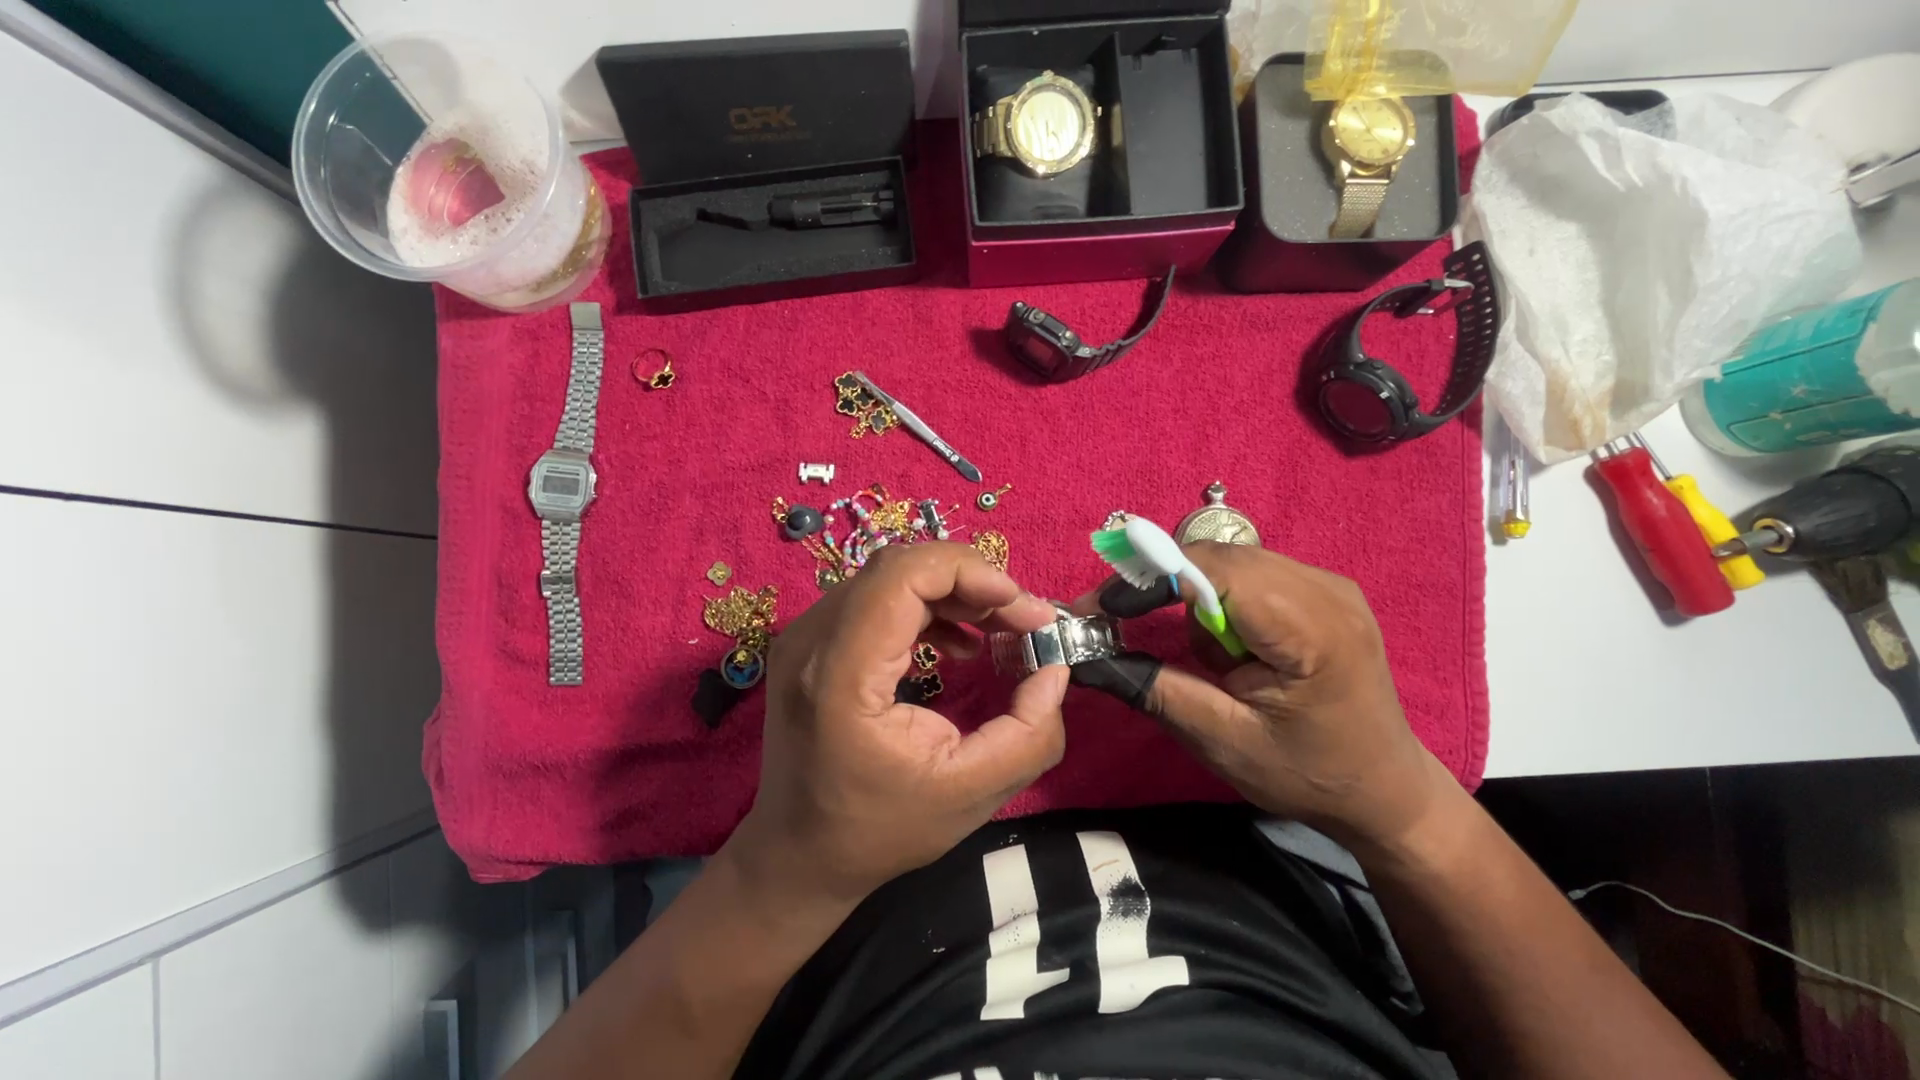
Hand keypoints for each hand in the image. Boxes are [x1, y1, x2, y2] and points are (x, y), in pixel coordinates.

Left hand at [725, 542, 1069, 906]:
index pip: (901, 576)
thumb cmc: (880, 831)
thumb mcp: (971, 796)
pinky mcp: (809, 646)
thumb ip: (1029, 734)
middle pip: (898, 568)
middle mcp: (811, 643)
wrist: (798, 855)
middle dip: (972, 581)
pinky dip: (925, 608)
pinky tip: (960, 645)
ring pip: (888, 579)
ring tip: (1002, 629)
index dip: (970, 573)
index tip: (1023, 609)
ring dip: (953, 592)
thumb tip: (1054, 670)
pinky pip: (874, 601)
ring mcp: (802, 639)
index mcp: (841, 677)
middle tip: (1024, 619)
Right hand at [1073, 542, 1453, 852]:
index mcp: (1312, 629)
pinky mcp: (1326, 592)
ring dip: (1200, 601)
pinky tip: (1236, 651)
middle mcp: (1327, 589)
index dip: (1153, 576)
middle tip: (1130, 629)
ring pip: (1233, 564)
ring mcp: (1331, 585)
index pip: (1218, 570)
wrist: (1382, 790)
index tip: (1104, 607)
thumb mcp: (1222, 741)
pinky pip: (1253, 575)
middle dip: (1170, 589)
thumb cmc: (1306, 774)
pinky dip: (1224, 603)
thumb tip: (1089, 659)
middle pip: (1222, 559)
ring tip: (1216, 665)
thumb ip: (1156, 689)